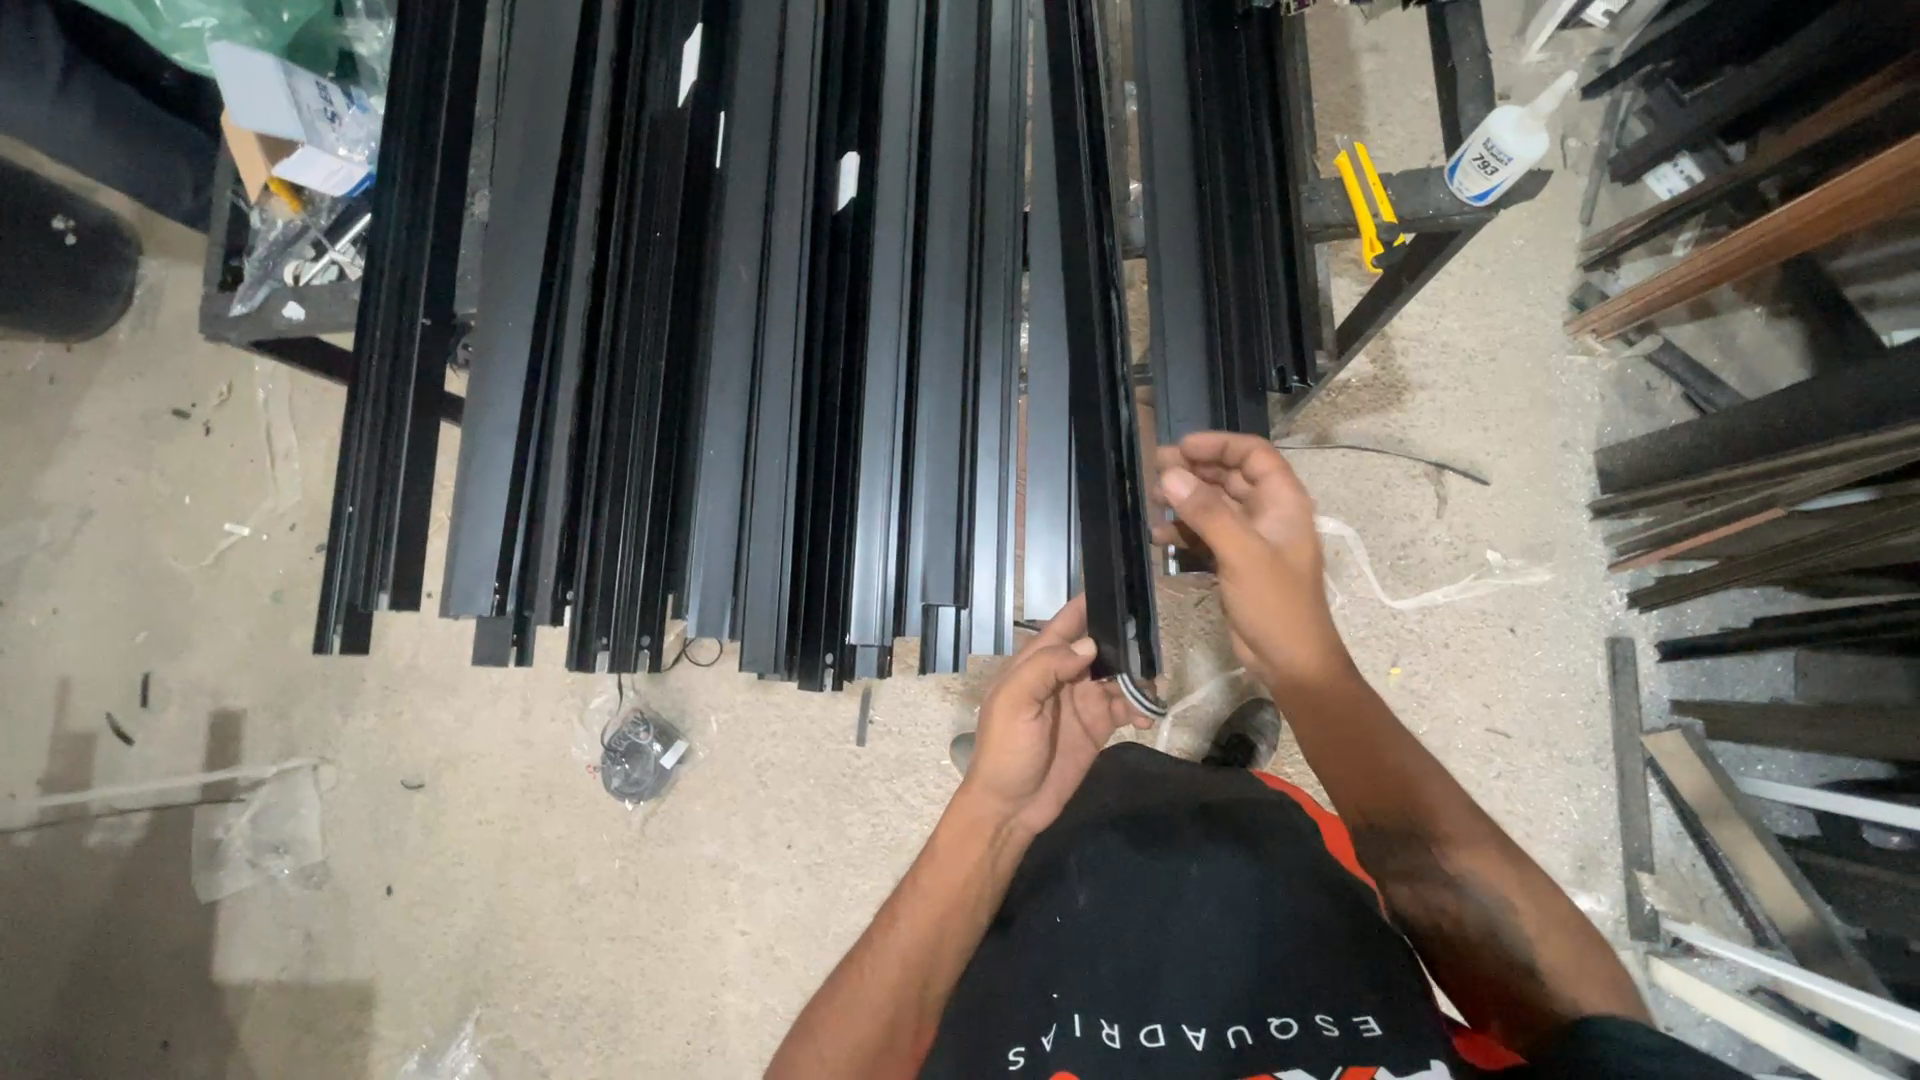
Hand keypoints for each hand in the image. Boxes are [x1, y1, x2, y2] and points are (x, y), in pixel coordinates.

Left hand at [958, 596, 1148, 836]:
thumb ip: (1046, 667)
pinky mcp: (1098, 727)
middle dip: (1124, 640)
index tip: (1118, 587)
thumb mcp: (1015, 703)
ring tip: (1152, 685)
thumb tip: (1089, 644)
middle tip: (1152, 639)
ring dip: (1136, 676)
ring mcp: (1082, 701)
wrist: (1012, 807)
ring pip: (1117, 675)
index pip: (1064, 625)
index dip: (1087, 605)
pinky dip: (1139, 706)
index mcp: (1036, 664)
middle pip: (1099, 647)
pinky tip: (1146, 715)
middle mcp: (1062, 676)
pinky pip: (1125, 707)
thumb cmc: (1005, 750)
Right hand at [1152, 432, 1352, 689]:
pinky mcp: (1236, 563)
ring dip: (1185, 502)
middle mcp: (1269, 514)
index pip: (1252, 454)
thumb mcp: (1241, 553)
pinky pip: (1207, 536)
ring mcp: (1252, 540)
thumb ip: (1206, 512)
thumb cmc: (1275, 604)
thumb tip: (1169, 474)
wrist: (1290, 661)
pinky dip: (1185, 534)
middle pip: (1230, 477)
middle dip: (1194, 472)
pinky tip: (1159, 538)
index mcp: (1283, 502)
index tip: (1179, 448)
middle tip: (1155, 472)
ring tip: (1152, 501)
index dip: (1217, 445)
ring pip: (1215, 507)